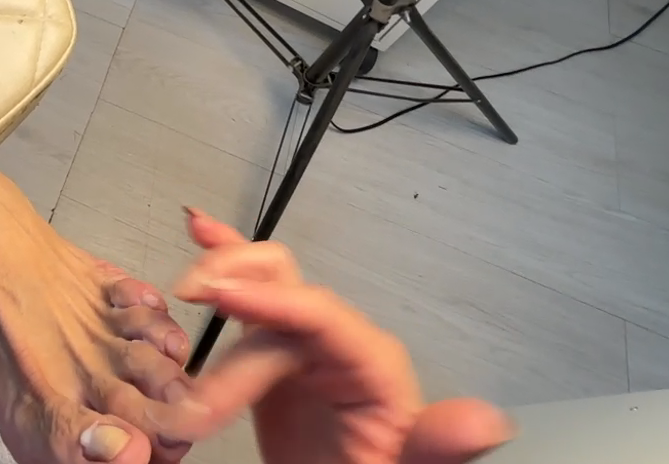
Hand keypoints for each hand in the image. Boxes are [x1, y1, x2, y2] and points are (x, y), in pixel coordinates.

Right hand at [171, 209, 510, 463]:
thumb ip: (435, 450)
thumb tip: (485, 418)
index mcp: (374, 365)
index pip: (317, 312)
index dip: (266, 297)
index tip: (216, 296)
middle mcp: (339, 340)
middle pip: (284, 282)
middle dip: (233, 284)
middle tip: (186, 298)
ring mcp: (305, 342)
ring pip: (260, 280)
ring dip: (219, 274)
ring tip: (182, 289)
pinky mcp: (275, 350)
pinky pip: (250, 292)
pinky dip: (226, 255)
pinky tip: (200, 228)